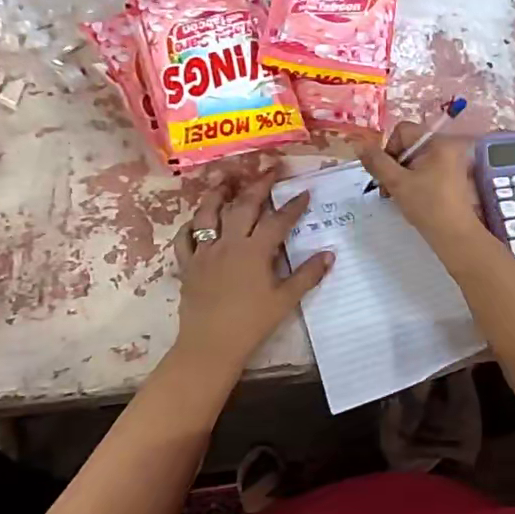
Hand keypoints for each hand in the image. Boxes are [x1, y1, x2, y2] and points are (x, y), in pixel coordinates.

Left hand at [172, 173, 330, 369]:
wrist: (210, 345)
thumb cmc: (251, 323)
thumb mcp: (285, 300)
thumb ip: (307, 275)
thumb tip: (329, 254)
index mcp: (254, 251)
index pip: (278, 220)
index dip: (293, 206)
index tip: (304, 192)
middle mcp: (228, 243)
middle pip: (244, 206)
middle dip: (260, 184)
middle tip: (271, 168)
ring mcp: (204, 252)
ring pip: (208, 213)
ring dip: (219, 193)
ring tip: (226, 180)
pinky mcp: (187, 264)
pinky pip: (184, 238)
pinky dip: (190, 225)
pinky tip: (196, 220)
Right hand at [358, 121, 487, 250]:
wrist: (454, 235)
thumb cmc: (427, 205)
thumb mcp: (396, 182)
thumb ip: (376, 162)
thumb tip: (358, 144)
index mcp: (438, 142)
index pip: (403, 131)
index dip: (389, 149)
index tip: (387, 173)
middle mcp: (447, 146)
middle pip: (408, 145)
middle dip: (393, 165)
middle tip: (388, 188)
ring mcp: (451, 161)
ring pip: (414, 159)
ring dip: (400, 175)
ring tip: (396, 195)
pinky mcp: (450, 176)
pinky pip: (425, 169)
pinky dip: (413, 180)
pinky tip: (409, 197)